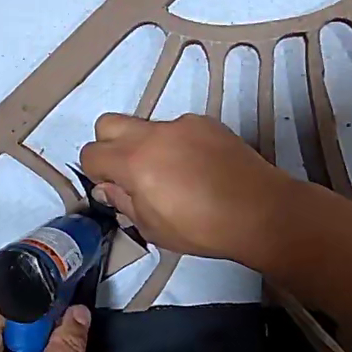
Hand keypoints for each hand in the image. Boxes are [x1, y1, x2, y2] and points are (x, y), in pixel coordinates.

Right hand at [79, 113, 297, 263]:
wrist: (260, 212)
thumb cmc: (201, 229)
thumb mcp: (152, 228)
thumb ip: (123, 202)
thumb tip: (107, 188)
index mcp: (134, 162)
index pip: (90, 153)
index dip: (95, 174)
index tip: (113, 189)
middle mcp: (153, 134)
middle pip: (108, 123)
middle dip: (109, 146)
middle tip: (129, 173)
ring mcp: (182, 124)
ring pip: (145, 126)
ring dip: (145, 145)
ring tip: (171, 175)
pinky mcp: (207, 123)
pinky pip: (177, 128)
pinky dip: (176, 144)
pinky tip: (197, 169)